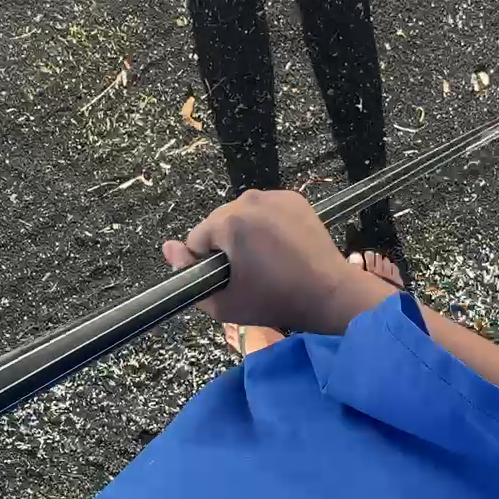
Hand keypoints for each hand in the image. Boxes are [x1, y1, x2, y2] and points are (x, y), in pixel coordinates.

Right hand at [161, 188, 393, 333]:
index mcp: (229, 222)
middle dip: (227, 247)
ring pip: (243, 216)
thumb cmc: (276, 302)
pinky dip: (268, 226)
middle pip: (220, 224)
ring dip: (247, 235)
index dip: (207, 264)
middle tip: (250, 275)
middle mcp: (249, 199)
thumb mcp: (224, 303)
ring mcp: (275, 196)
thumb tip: (169, 248)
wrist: (329, 294)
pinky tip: (281, 249)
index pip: (197, 239)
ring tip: (267, 262)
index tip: (229, 280)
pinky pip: (266, 211)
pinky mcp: (294, 198)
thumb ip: (188, 277)